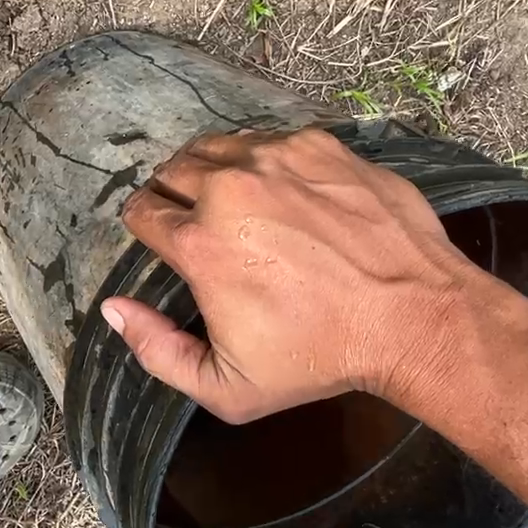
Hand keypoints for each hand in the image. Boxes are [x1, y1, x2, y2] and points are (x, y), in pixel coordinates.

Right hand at [104, 127, 496, 422]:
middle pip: (170, 172)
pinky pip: (264, 140)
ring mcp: (274, 158)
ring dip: (211, 171)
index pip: (141, 211)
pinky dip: (261, 161)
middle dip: (175, 196)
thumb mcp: (227, 387)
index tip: (169, 242)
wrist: (416, 318)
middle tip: (203, 225)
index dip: (149, 227)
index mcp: (199, 243)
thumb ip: (156, 351)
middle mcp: (226, 188)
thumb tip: (112, 307)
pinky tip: (285, 192)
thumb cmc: (317, 357)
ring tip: (236, 201)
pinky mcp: (316, 144)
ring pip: (213, 148)